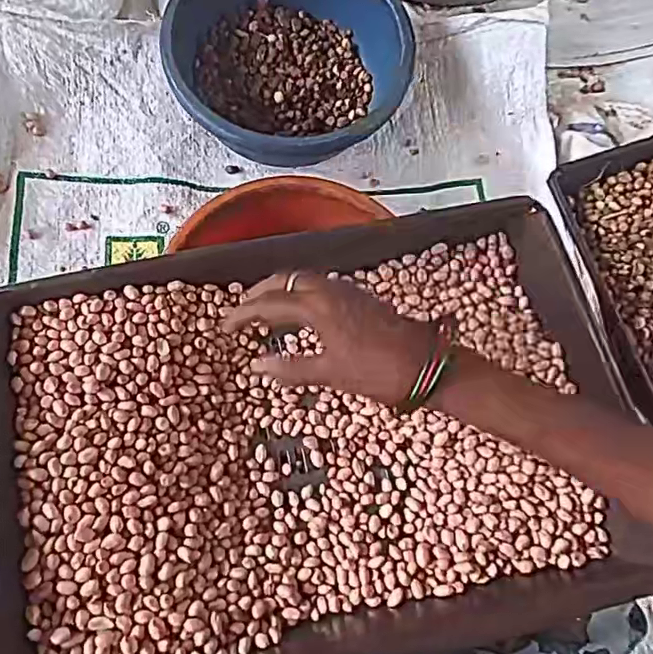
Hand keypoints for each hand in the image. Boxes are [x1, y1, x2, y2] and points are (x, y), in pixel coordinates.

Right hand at [221, 271, 439, 407]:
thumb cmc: (378, 372)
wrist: (427, 364)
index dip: (243, 314)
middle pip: (283, 280)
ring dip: (279, 290)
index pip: (268, 303)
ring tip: (265, 310)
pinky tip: (299, 313)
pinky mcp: (358, 297)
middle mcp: (329, 291)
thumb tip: (256, 366)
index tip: (225, 326)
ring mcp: (346, 291)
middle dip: (258, 293)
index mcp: (318, 307)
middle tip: (241, 310)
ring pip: (302, 280)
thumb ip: (290, 369)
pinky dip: (299, 293)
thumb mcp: (330, 374)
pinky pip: (318, 285)